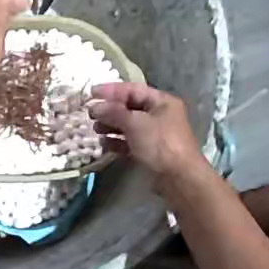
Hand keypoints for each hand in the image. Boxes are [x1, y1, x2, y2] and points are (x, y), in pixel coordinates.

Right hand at [87, 81, 206, 185]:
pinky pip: (129, 141)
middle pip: (129, 107)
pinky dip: (116, 141)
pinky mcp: (148, 150)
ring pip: (128, 125)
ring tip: (96, 129)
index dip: (111, 90)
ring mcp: (154, 134)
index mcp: (161, 102)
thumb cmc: (160, 144)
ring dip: (110, 126)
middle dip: (109, 110)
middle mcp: (159, 115)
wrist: (178, 177)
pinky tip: (104, 143)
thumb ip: (114, 112)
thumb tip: (94, 107)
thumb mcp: (136, 123)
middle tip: (90, 114)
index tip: (91, 93)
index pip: (133, 90)